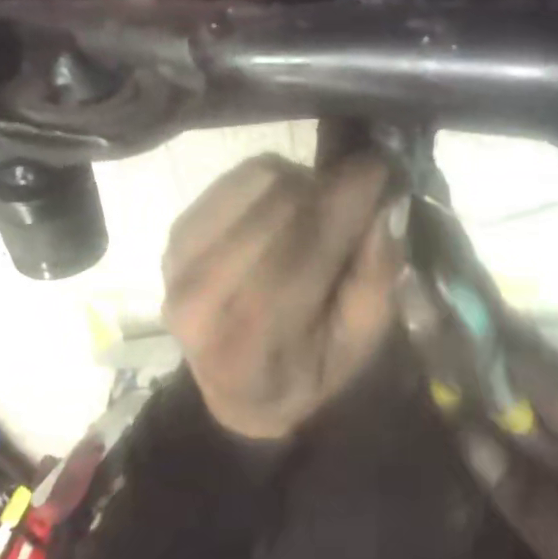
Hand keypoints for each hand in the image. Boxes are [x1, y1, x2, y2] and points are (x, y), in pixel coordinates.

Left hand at [162, 154, 405, 439]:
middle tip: (357, 196)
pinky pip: (236, 178)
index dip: (344, 206)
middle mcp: (201, 302)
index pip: (301, 256)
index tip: (379, 172)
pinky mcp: (176, 233)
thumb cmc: (307, 369)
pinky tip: (282, 209)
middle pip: (280, 211)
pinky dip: (270, 182)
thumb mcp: (358, 346)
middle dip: (330, 192)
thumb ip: (374, 283)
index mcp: (248, 347)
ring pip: (258, 186)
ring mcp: (179, 264)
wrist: (236, 387)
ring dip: (300, 187)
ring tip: (316, 213)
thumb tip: (381, 213)